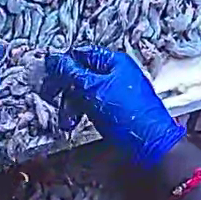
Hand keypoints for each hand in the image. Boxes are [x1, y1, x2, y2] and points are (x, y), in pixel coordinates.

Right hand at [42, 47, 182, 169]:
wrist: (151, 146)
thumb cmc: (127, 114)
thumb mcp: (93, 89)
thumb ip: (71, 72)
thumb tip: (53, 59)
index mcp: (115, 61)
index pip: (82, 53)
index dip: (64, 63)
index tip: (49, 75)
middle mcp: (117, 74)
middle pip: (82, 74)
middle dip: (66, 89)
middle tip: (54, 99)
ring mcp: (118, 93)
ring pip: (86, 92)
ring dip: (71, 105)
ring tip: (66, 120)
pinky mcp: (117, 111)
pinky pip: (93, 106)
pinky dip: (82, 113)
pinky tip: (74, 124)